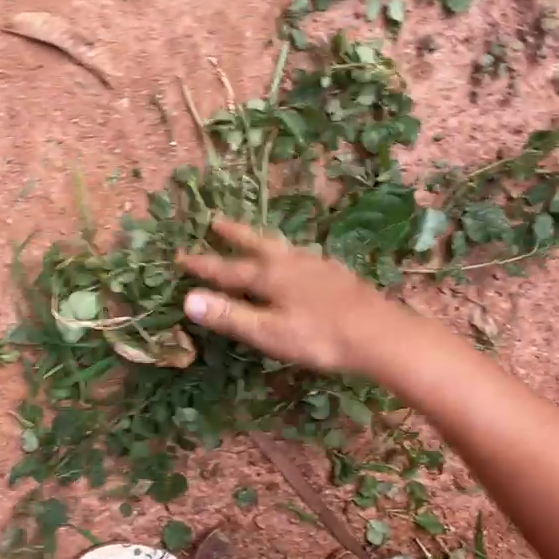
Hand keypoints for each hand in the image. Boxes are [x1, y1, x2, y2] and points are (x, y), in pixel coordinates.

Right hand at [179, 219, 398, 373]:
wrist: (379, 334)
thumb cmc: (320, 338)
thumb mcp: (269, 332)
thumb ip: (230, 315)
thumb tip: (188, 299)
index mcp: (270, 276)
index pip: (227, 269)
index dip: (202, 265)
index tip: (179, 256)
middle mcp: (291, 262)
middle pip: (256, 244)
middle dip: (234, 235)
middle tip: (215, 220)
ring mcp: (317, 265)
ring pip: (282, 247)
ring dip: (263, 240)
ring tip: (256, 236)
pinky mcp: (337, 274)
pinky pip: (304, 257)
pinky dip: (290, 254)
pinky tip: (299, 262)